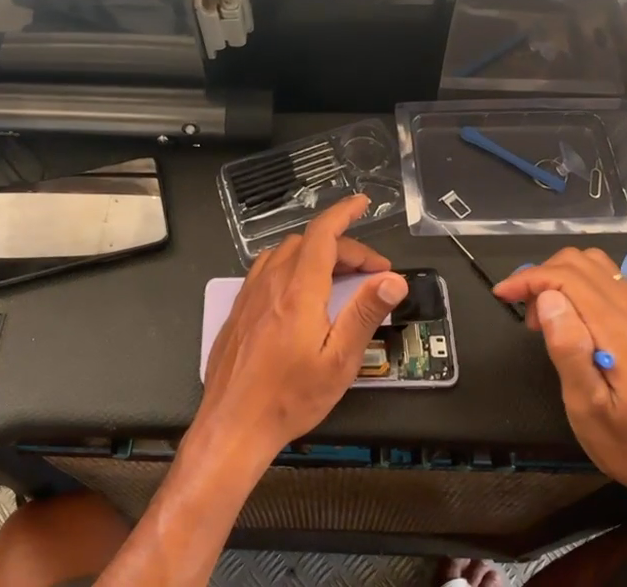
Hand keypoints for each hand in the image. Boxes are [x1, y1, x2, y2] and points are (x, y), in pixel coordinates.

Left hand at [198, 195, 407, 460]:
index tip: (362, 203)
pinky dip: (292, 265)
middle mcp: (271, 283)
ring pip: (285, 253)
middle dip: (343, 247)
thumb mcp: (339, 362)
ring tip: (340, 278)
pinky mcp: (239, 308)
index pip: (323, 234)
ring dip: (316, 254)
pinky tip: (301, 290)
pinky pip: (267, 269)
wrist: (233, 424)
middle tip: (370, 272)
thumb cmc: (289, 397)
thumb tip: (393, 279)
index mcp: (299, 291)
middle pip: (308, 243)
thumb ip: (365, 314)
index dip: (344, 213)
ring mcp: (250, 294)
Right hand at [494, 249, 626, 548]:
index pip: (567, 277)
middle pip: (579, 262)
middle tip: (524, 316)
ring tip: (543, 314)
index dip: (528, 279)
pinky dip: (577, 284)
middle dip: (541, 275)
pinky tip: (568, 318)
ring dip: (559, 276)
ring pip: (595, 266)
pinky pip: (607, 281)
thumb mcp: (588, 407)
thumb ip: (568, 349)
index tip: (501, 296)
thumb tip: (547, 298)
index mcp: (619, 330)